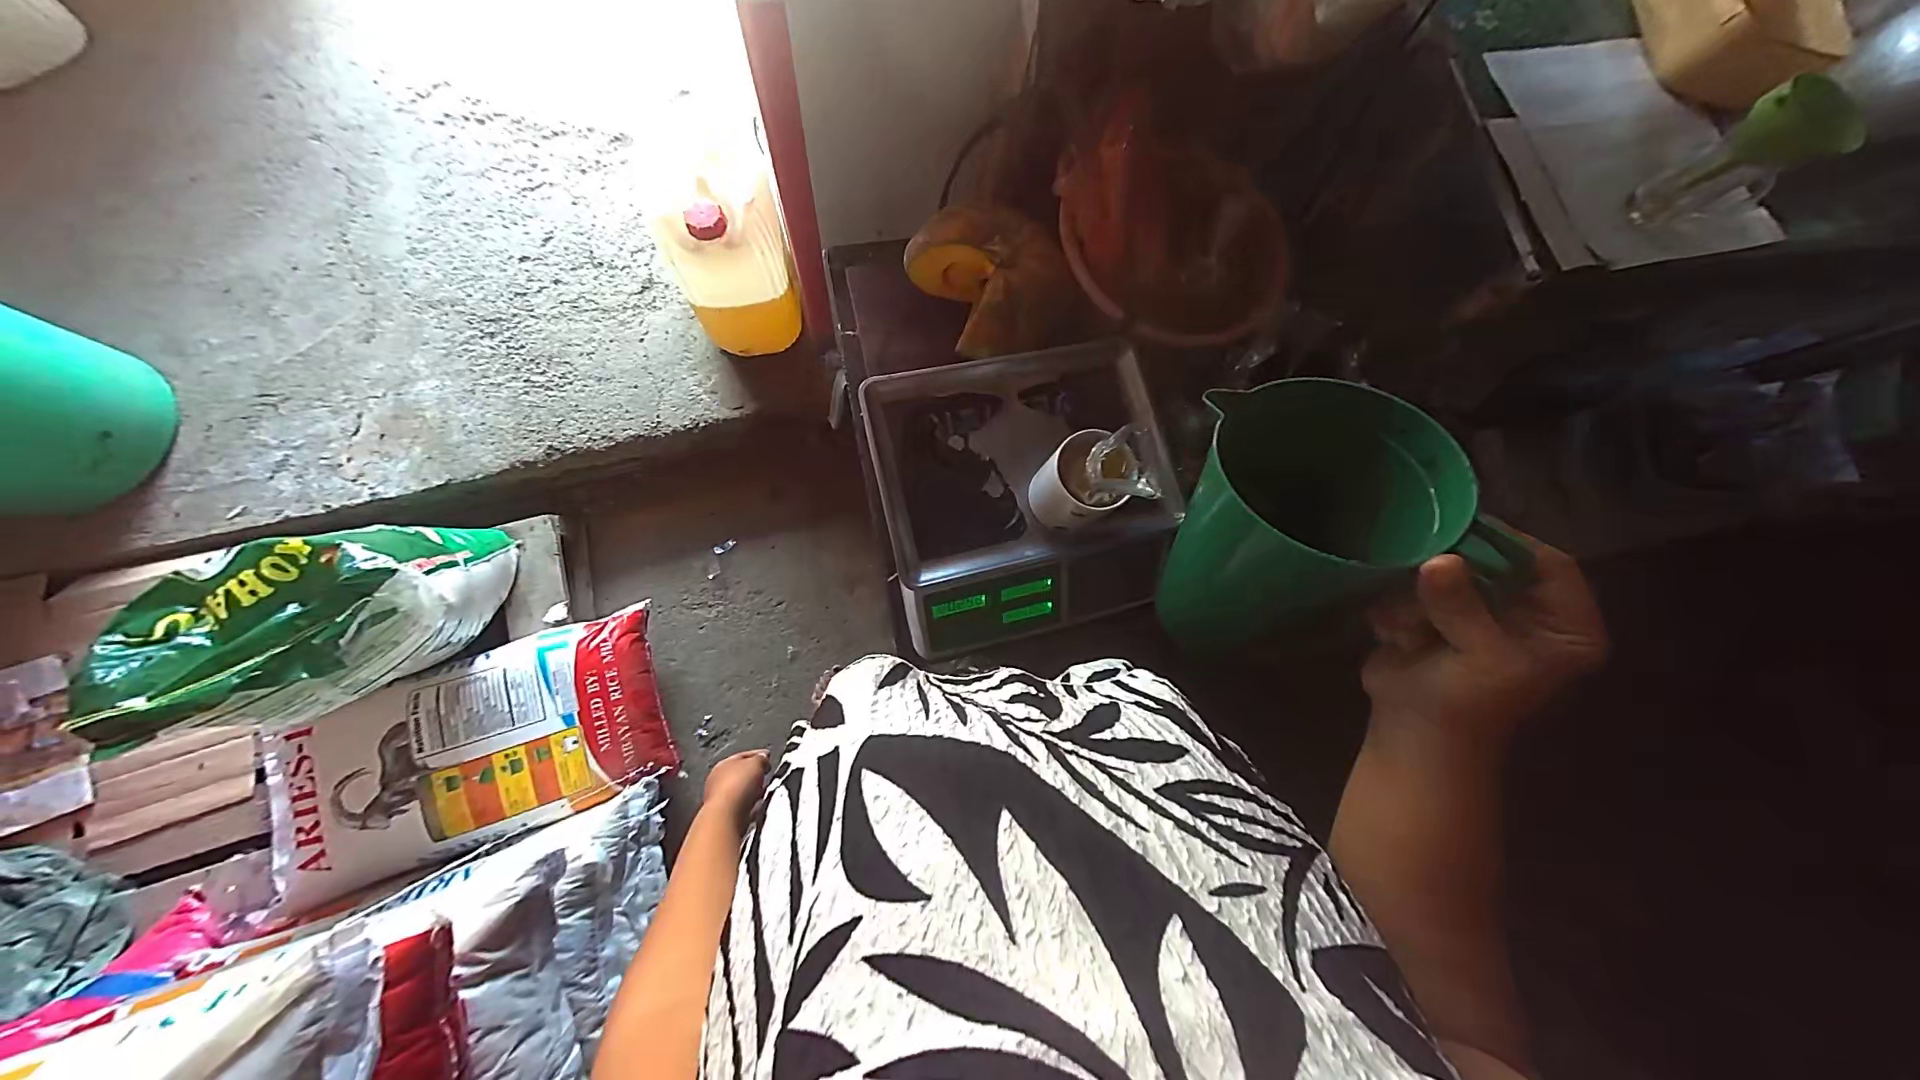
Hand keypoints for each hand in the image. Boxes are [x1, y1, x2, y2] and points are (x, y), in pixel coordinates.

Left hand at [702, 749, 769, 829]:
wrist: (727, 817)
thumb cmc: (737, 786)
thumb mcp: (756, 762)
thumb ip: (760, 758)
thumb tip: (763, 758)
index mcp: (722, 764)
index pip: (743, 756)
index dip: (757, 755)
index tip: (768, 757)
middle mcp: (718, 781)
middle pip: (740, 774)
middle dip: (754, 774)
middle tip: (767, 774)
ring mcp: (720, 800)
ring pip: (741, 791)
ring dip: (753, 791)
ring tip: (764, 792)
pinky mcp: (726, 816)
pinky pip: (742, 807)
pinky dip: (750, 805)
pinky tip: (757, 806)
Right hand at [1362, 534, 1606, 744]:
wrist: (1412, 733)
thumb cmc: (1465, 703)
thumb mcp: (1480, 657)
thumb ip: (1463, 607)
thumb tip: (1438, 562)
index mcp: (1562, 623)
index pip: (1549, 563)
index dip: (1509, 544)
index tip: (1460, 531)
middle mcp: (1524, 610)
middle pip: (1492, 561)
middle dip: (1451, 569)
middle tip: (1417, 565)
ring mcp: (1476, 609)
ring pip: (1445, 572)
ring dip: (1416, 596)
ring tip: (1407, 630)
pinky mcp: (1434, 611)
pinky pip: (1413, 588)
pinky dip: (1397, 606)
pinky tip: (1393, 635)